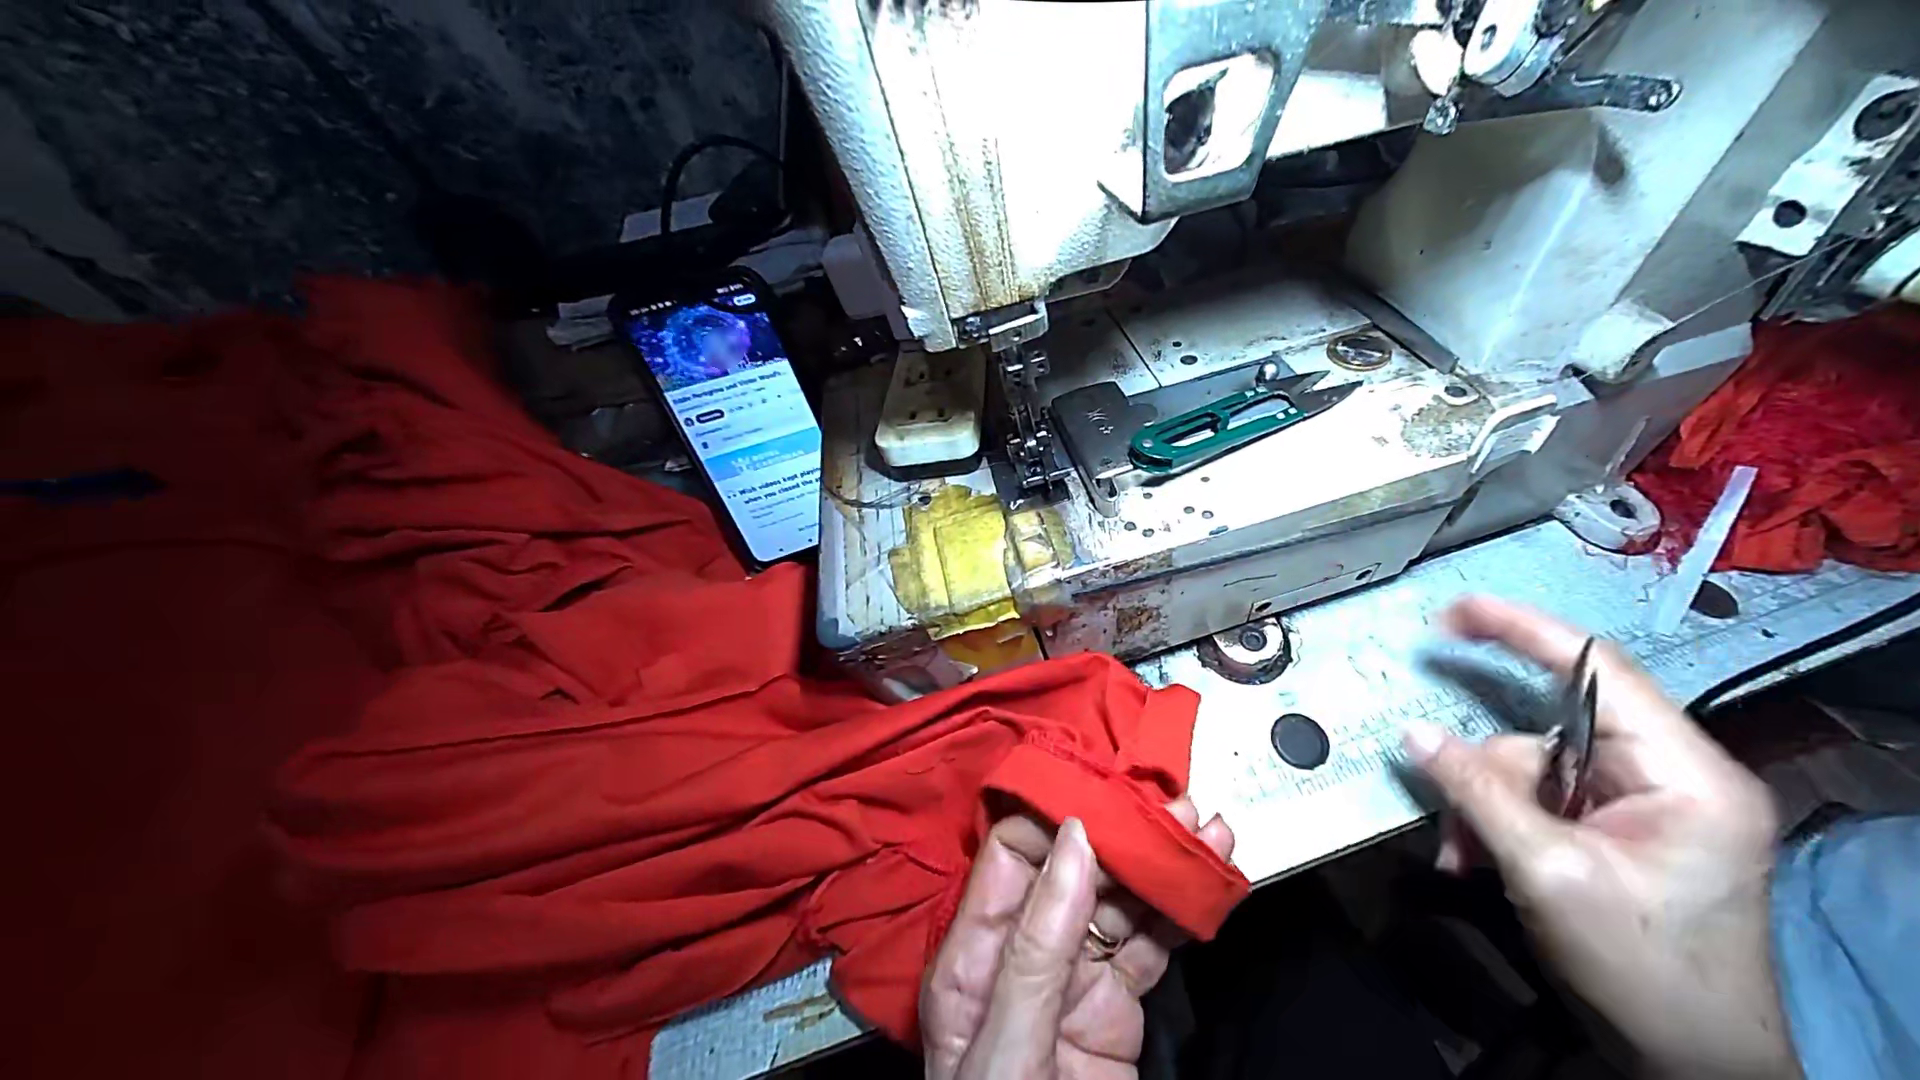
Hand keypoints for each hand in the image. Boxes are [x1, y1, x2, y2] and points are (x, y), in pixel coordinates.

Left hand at [921, 800, 1234, 1079]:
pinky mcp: (1115, 1005)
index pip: (1012, 855)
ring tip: (1204, 830)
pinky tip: (1205, 884)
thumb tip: (1073, 840)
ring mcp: (1072, 975)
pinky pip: (1149, 946)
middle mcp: (1022, 950)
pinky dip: (1179, 914)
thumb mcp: (1007, 1046)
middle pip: (1072, 869)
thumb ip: (1037, 944)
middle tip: (1172, 806)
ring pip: (1118, 901)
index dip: (1056, 819)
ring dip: (1162, 864)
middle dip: (1123, 833)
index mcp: (975, 952)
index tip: (1106, 797)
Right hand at [1404, 595, 1797, 1079]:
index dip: (1522, 629)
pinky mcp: (1605, 822)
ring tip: (1467, 855)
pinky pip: (1525, 795)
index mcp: (1682, 773)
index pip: (1596, 668)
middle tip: (1453, 810)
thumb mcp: (1549, 873)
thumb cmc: (1648, 968)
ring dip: (1478, 805)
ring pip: (1521, 766)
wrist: (1692, 1059)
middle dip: (1485, 768)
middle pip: (1542, 728)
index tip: (1453, 612)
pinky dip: (1489, 820)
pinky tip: (1477, 858)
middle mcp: (1661, 773)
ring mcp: (1631, 799)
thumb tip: (1415, 732)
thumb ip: (1478, 792)